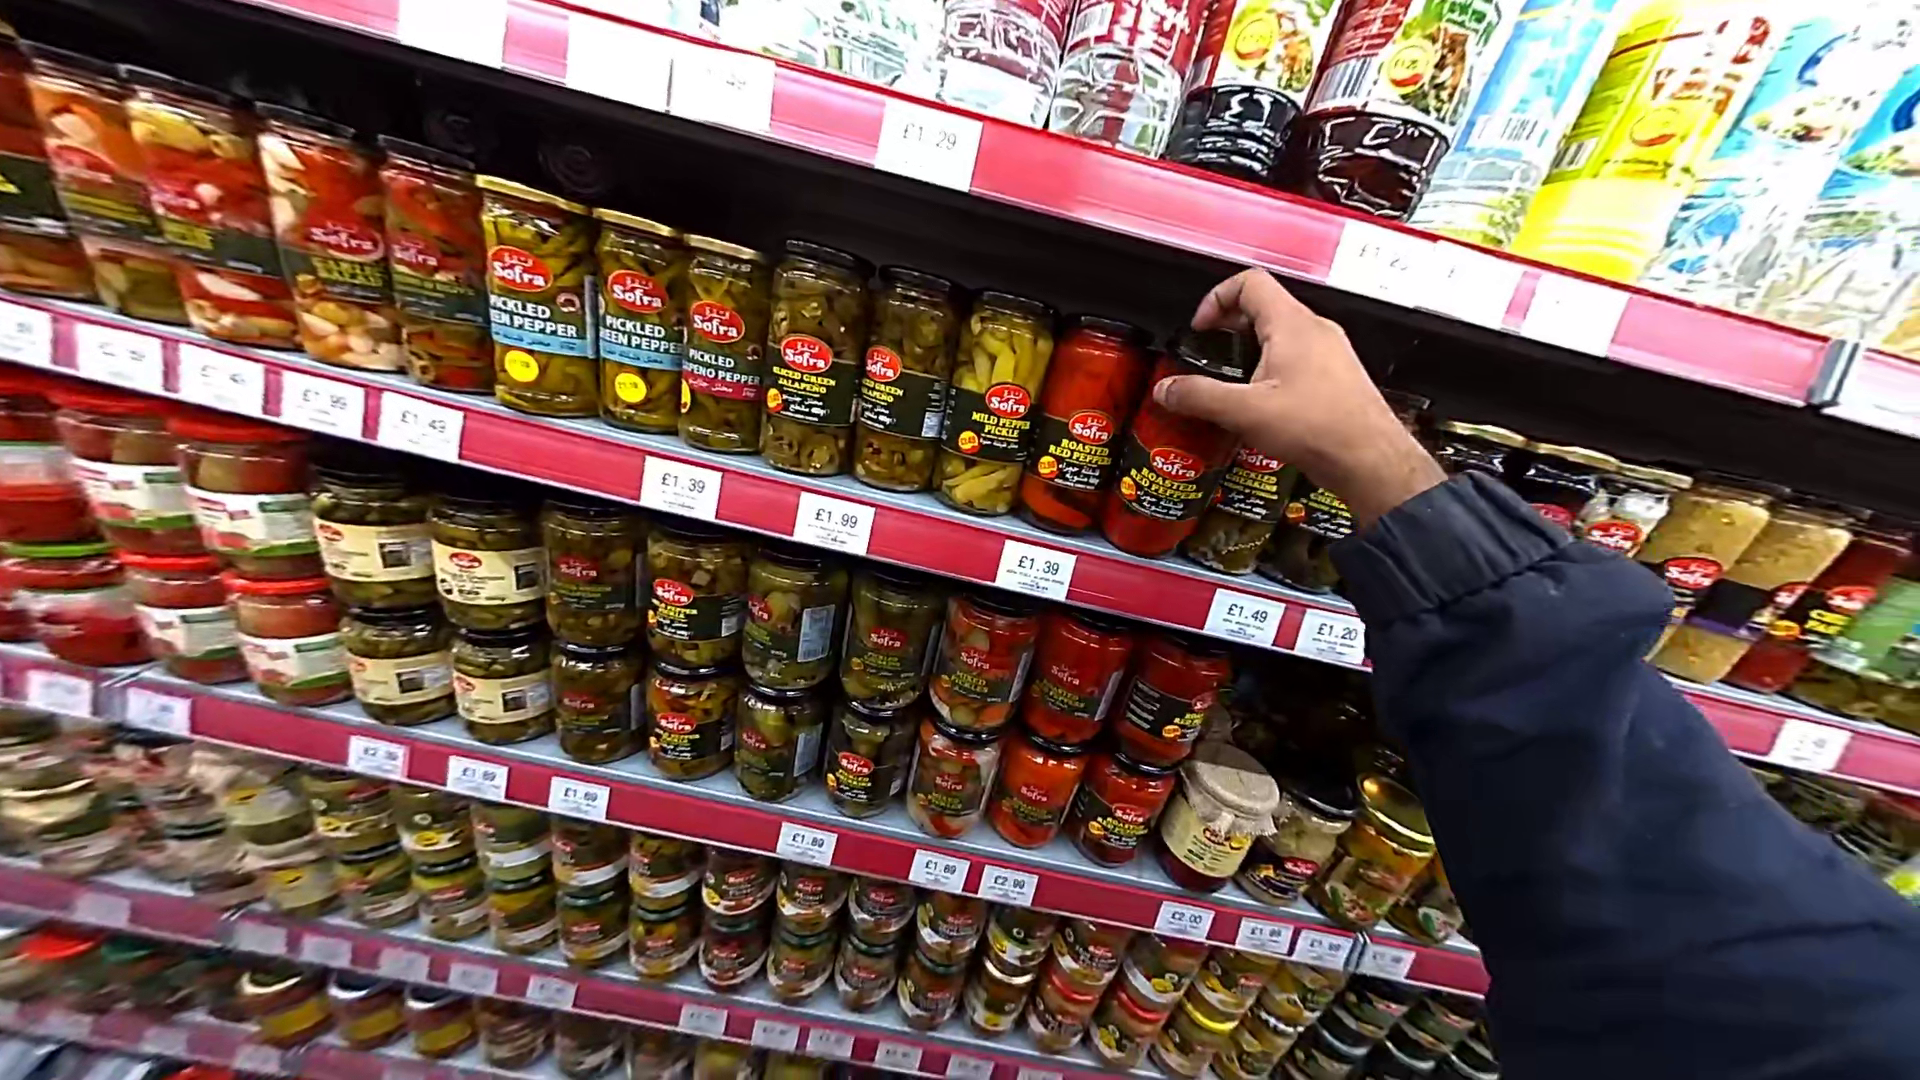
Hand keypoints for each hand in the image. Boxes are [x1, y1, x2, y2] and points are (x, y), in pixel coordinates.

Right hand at [1157, 269, 1444, 524]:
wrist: (1366, 458)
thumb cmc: (1318, 427)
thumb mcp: (1243, 412)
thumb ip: (1198, 397)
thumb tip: (1164, 389)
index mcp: (1292, 325)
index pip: (1250, 283)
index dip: (1216, 298)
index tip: (1200, 328)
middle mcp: (1314, 330)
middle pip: (1262, 307)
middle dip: (1227, 327)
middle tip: (1206, 353)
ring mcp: (1327, 352)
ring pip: (1278, 334)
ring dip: (1247, 350)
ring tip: (1227, 380)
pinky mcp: (1331, 376)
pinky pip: (1293, 358)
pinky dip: (1267, 369)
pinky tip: (1256, 403)